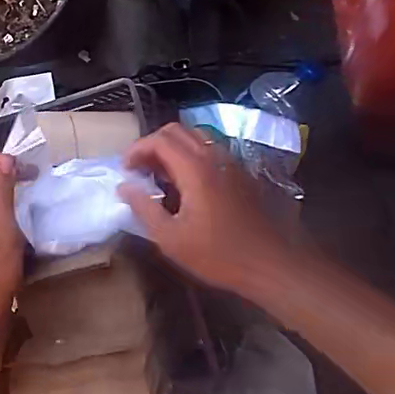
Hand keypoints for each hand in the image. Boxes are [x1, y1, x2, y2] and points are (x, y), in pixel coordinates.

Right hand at [119, 123, 303, 297]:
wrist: (269, 263)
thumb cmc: (218, 254)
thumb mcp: (172, 239)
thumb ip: (145, 209)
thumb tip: (125, 187)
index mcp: (194, 168)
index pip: (159, 140)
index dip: (137, 149)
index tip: (125, 169)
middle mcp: (213, 156)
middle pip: (176, 130)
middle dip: (152, 143)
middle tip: (140, 168)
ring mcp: (230, 161)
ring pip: (195, 136)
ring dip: (173, 146)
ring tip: (160, 173)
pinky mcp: (240, 171)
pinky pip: (210, 148)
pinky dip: (191, 153)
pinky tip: (186, 182)